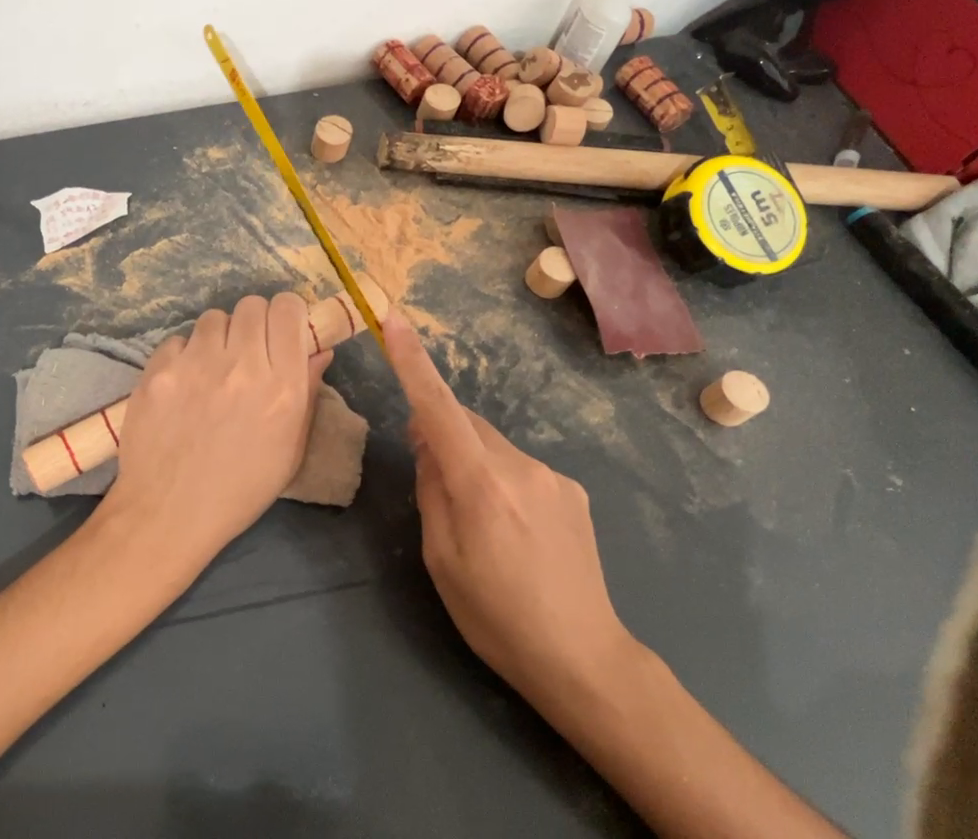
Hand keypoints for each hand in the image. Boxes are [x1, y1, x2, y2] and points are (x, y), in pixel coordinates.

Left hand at [99, 293, 331, 572]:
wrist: (169, 513)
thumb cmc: (240, 489)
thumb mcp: (290, 450)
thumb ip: (306, 393)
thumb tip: (318, 351)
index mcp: (282, 388)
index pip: (288, 310)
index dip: (287, 314)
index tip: (281, 331)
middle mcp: (242, 367)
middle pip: (252, 304)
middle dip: (254, 322)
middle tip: (248, 349)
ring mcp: (195, 365)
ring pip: (213, 317)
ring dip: (218, 336)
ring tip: (212, 368)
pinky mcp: (158, 371)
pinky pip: (177, 340)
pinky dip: (183, 355)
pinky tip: (182, 384)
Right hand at [382, 310, 634, 701]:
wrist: (581, 657)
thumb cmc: (493, 615)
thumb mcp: (440, 558)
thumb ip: (431, 490)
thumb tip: (428, 443)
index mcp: (480, 485)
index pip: (438, 409)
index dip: (414, 363)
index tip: (396, 320)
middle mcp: (521, 468)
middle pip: (466, 423)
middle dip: (440, 431)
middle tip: (425, 474)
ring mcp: (553, 478)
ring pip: (493, 446)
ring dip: (471, 461)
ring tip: (475, 520)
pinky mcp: (573, 493)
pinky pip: (520, 468)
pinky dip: (499, 479)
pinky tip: (509, 530)